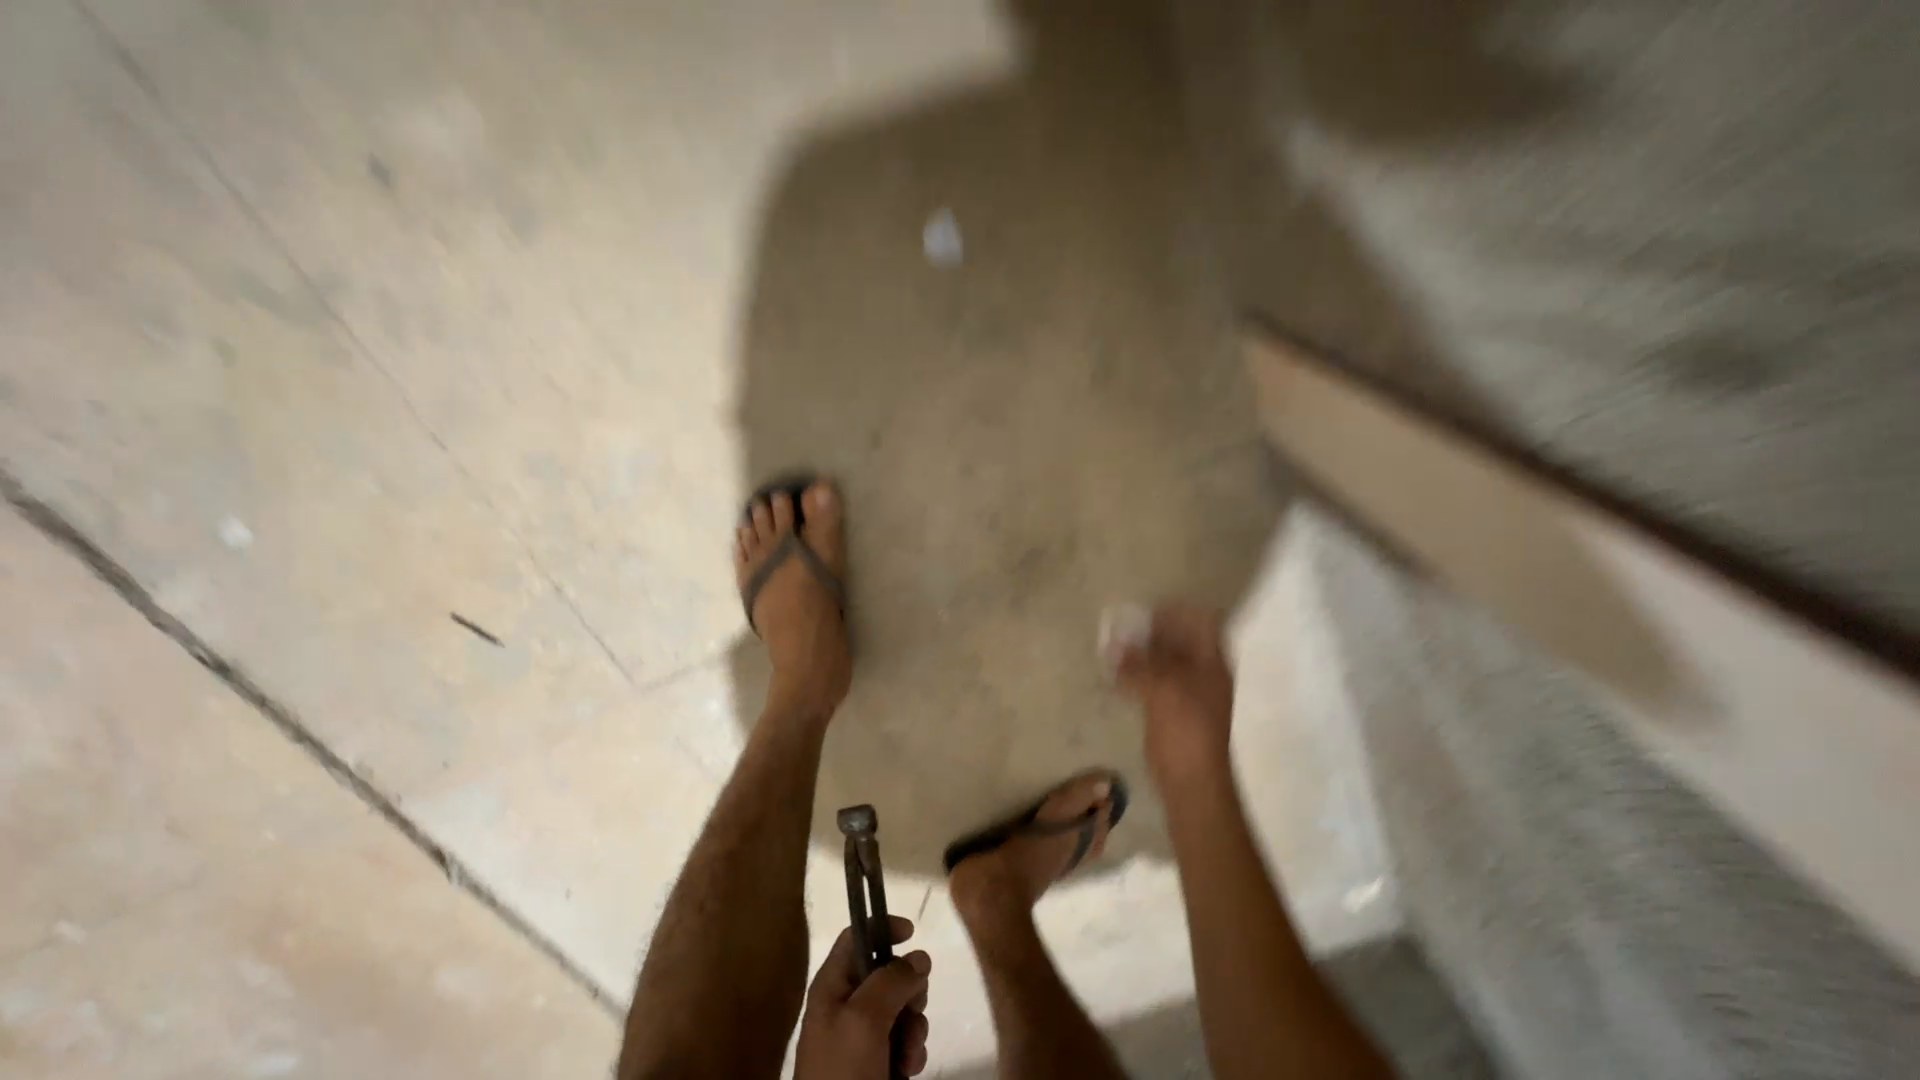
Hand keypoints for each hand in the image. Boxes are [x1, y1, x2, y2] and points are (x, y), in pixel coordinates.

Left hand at [794, 916, 931, 1079]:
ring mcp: (861, 1036)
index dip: (883, 927)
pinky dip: (911, 1051)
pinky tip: (908, 1070)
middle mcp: (845, 1005)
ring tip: (909, 1054)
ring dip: (914, 1027)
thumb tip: (919, 956)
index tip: (913, 934)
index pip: (856, 936)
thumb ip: (892, 980)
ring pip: (901, 1009)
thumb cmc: (842, 1071)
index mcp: (832, 986)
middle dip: (909, 990)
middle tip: (915, 1008)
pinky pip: (903, 1041)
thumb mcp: (865, 1019)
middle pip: (887, 973)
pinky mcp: (875, 1062)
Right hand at [1115, 602, 1235, 783]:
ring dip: (1141, 651)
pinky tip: (1113, 670)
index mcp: (1212, 663)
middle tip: (1124, 620)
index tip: (1151, 605)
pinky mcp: (1168, 710)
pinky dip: (1134, 674)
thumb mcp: (1164, 689)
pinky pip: (1151, 682)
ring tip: (1114, 641)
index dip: (1180, 611)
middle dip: (1154, 630)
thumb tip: (1114, 645)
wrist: (1191, 779)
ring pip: (1163, 662)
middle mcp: (1202, 673)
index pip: (1202, 623)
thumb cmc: (1187, 729)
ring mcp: (1185, 692)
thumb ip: (1140, 663)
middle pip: (1180, 641)